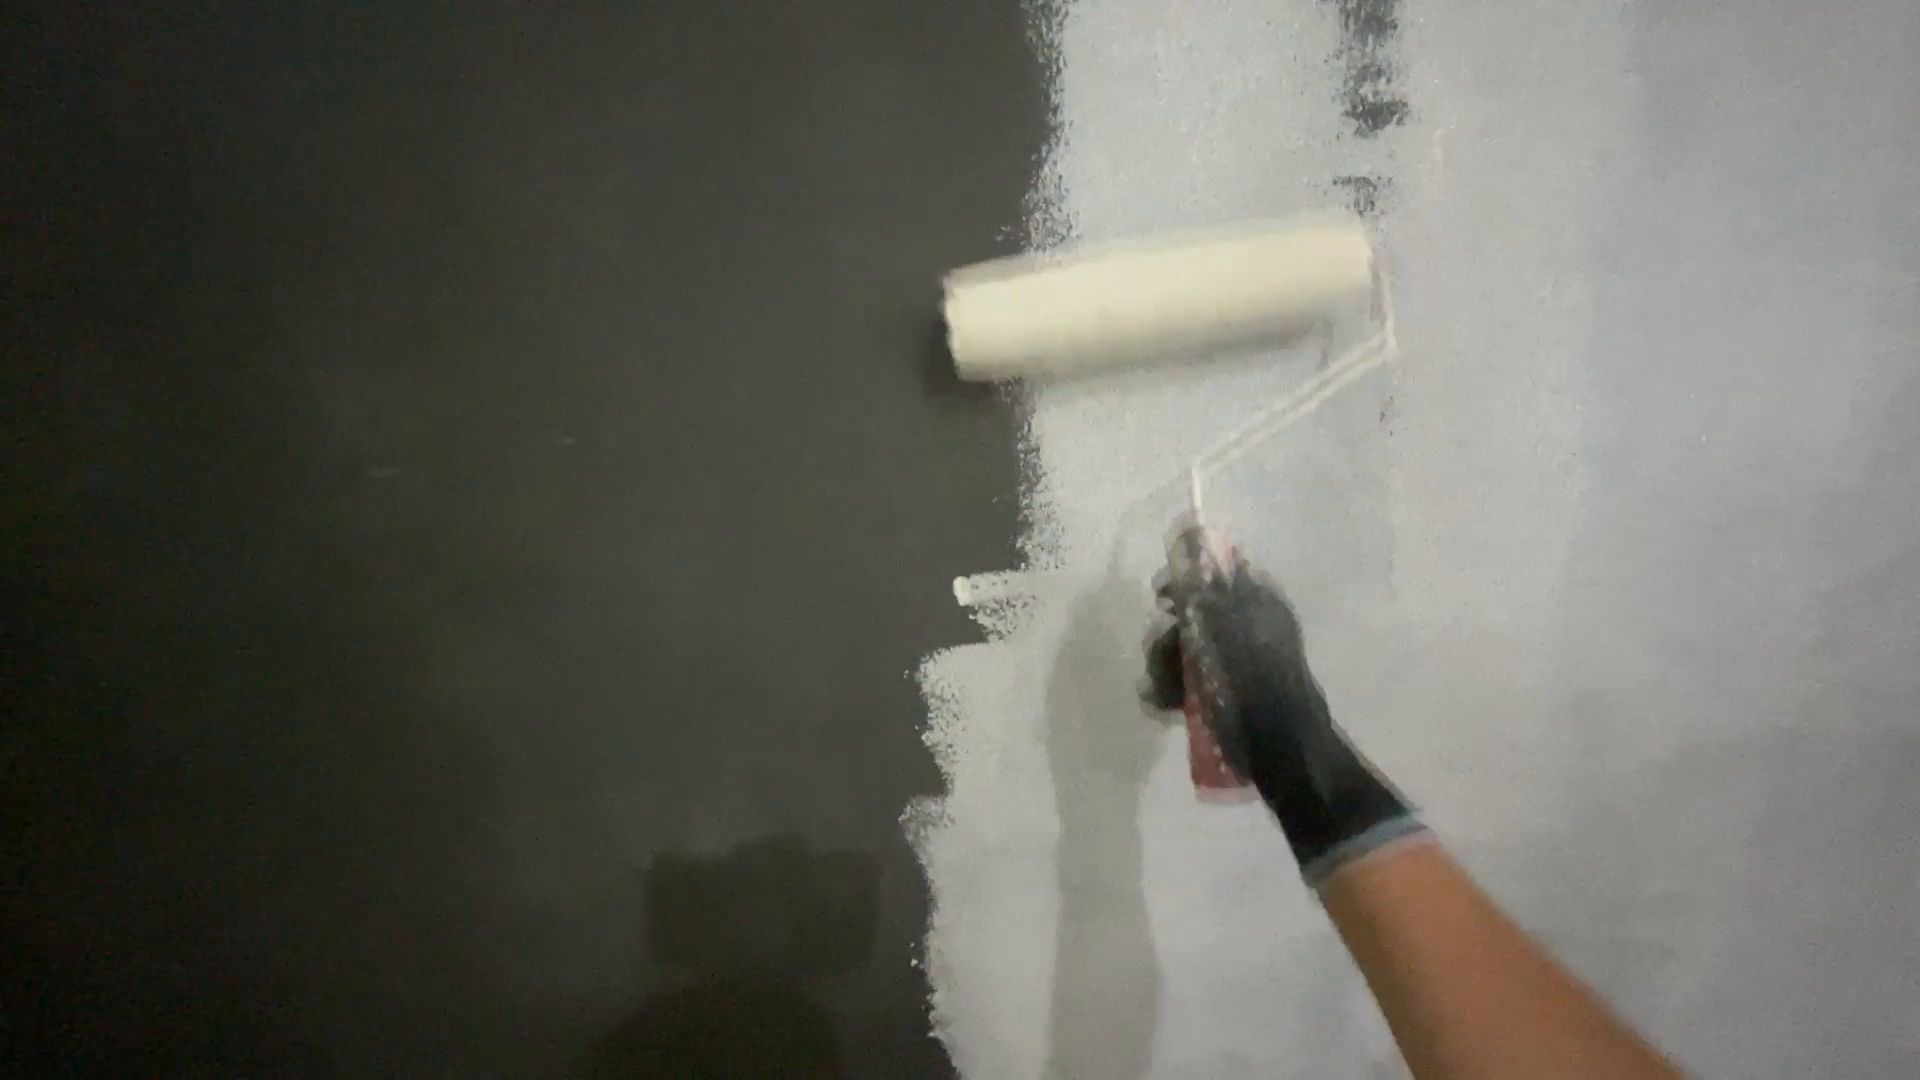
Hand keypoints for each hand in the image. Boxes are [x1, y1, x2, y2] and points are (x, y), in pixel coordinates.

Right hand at [1144, 525, 1424, 883]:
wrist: (1279, 747)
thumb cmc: (1249, 679)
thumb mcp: (1218, 624)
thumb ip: (1200, 584)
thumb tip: (1188, 539)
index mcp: (1258, 602)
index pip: (1217, 571)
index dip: (1183, 578)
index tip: (1161, 597)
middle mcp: (1250, 626)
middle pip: (1192, 615)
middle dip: (1167, 637)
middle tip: (1159, 655)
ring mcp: (1239, 662)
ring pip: (1186, 651)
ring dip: (1164, 668)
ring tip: (1158, 692)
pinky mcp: (1230, 693)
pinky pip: (1192, 681)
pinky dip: (1173, 690)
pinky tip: (1160, 705)